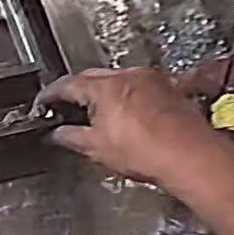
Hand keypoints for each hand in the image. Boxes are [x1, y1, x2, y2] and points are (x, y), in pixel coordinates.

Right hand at [36, 67, 233, 187]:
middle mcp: (130, 76)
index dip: (50, 94)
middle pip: (92, 78)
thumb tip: (58, 133)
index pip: (67, 84)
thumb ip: (69, 136)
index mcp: (106, 87)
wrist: (191, 158)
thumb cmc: (148, 151)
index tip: (42, 101)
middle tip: (64, 107)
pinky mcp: (169, 90)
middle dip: (76, 92)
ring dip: (101, 94)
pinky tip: (122, 117)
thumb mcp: (94, 147)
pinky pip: (137, 88)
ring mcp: (152, 81)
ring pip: (116, 81)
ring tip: (94, 116)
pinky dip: (124, 99)